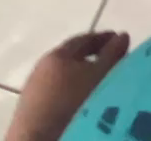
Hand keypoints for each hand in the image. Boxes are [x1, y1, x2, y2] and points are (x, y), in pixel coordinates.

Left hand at [5, 31, 130, 140]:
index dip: (103, 39)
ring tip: (98, 88)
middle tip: (112, 64)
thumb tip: (122, 35)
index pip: (83, 40)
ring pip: (62, 79)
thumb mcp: (101, 74)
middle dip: (92, 59)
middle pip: (71, 59)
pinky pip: (55, 96)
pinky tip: (80, 105)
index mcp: (57, 55)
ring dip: (80, 79)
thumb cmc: (73, 103)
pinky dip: (69, 95)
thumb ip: (113, 53)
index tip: (119, 41)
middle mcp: (40, 69)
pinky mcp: (27, 114)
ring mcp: (31, 92)